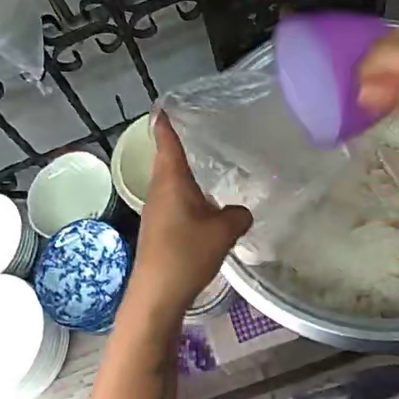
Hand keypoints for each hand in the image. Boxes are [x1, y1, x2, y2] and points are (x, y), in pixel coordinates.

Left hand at [123, 113, 251, 320]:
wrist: (157, 294)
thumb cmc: (186, 253)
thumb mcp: (223, 232)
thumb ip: (238, 215)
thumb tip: (242, 212)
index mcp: (171, 180)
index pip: (167, 141)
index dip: (167, 121)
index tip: (166, 104)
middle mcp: (159, 189)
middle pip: (167, 158)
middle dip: (179, 143)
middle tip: (201, 128)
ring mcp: (156, 210)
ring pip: (171, 181)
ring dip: (185, 171)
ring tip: (208, 164)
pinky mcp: (158, 228)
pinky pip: (173, 200)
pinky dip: (187, 193)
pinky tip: (204, 203)